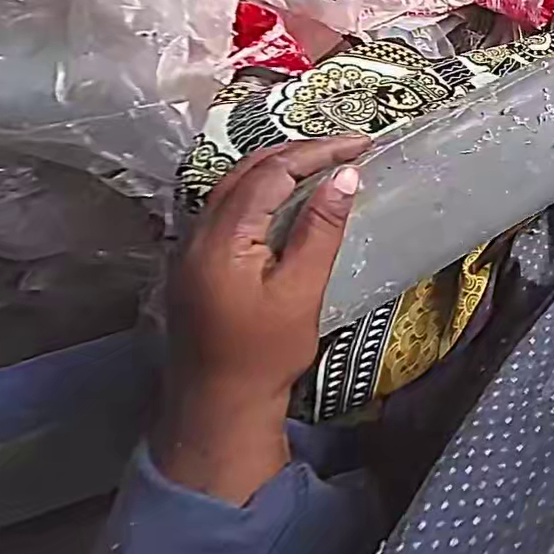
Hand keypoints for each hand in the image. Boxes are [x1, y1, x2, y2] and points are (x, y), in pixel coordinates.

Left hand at [156, 136, 368, 502]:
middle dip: (301, 151)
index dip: (319, 152)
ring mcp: (194, 241)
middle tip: (347, 148)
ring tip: (325, 160)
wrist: (218, 408)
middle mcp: (201, 229)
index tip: (360, 144)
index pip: (274, 172)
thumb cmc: (265, 354)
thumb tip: (347, 175)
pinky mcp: (198, 255)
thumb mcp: (301, 291)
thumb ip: (321, 229)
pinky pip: (232, 201)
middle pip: (251, 168)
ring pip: (238, 181)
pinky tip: (290, 191)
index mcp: (224, 236)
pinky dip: (266, 185)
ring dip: (282, 164)